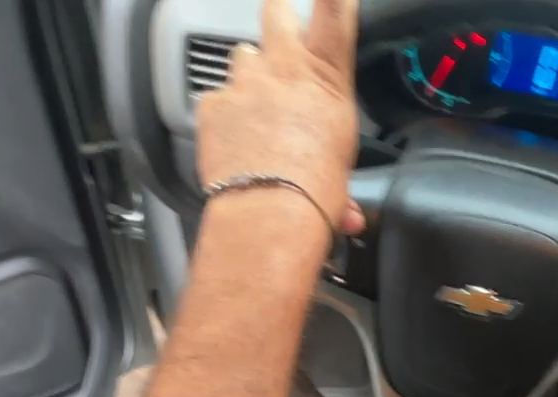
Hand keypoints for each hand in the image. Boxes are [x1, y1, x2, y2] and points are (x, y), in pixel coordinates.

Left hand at [195, 0, 365, 234]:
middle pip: (276, 11)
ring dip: (249, 80)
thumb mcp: (341, 173)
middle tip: (282, 41)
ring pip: (242, 60)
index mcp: (325, 78)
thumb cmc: (315, 194)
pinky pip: (216, 102)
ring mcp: (244, 82)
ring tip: (256, 118)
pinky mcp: (212, 104)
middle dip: (279, 19)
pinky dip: (224, 120)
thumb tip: (345, 210)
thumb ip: (336, 171)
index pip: (333, 9)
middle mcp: (284, 68)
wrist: (271, 214)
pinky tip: (235, 147)